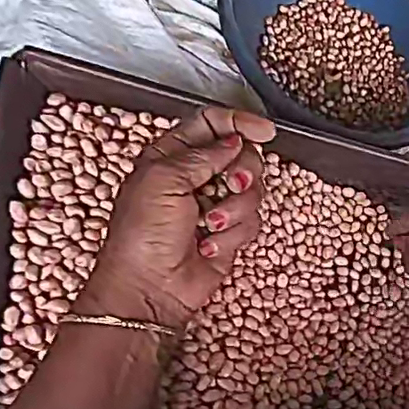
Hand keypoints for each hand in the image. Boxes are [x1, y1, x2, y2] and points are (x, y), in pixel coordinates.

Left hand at [77, 107, 274, 328]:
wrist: (150, 286)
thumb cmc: (143, 233)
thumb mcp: (164, 179)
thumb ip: (203, 155)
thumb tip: (235, 141)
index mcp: (173, 155)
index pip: (213, 124)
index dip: (240, 123)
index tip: (265, 131)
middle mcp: (197, 178)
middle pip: (242, 156)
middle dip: (243, 172)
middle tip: (232, 184)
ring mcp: (216, 206)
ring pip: (253, 192)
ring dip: (235, 209)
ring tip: (211, 225)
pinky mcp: (231, 233)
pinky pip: (252, 222)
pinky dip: (234, 234)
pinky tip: (210, 245)